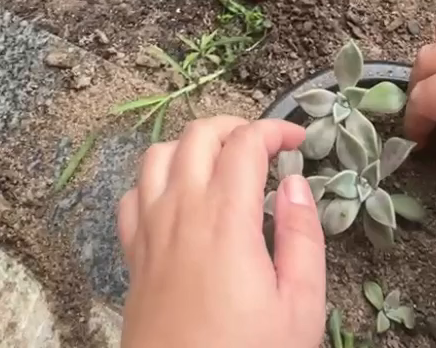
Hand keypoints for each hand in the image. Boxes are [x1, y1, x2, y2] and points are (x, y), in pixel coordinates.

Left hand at [117, 117, 326, 347]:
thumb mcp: (299, 308)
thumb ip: (302, 236)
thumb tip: (294, 183)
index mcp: (226, 216)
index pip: (246, 142)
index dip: (275, 129)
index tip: (298, 139)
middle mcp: (181, 208)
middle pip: (199, 134)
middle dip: (234, 127)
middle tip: (263, 147)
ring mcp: (150, 229)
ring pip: (158, 153)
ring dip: (191, 146)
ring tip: (220, 164)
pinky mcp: (132, 254)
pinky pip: (132, 194)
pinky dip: (155, 180)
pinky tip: (176, 198)